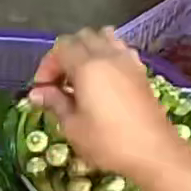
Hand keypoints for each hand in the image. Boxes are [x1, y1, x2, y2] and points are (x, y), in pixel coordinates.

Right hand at [30, 27, 190, 183]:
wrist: (153, 151)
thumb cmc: (108, 142)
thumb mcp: (73, 127)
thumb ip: (55, 103)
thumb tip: (37, 93)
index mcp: (87, 66)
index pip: (60, 49)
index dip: (47, 66)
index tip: (42, 90)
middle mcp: (108, 55)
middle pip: (81, 38)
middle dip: (65, 55)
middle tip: (59, 83)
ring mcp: (128, 61)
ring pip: (103, 38)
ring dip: (87, 51)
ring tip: (81, 77)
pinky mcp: (141, 71)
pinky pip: (120, 50)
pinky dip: (107, 55)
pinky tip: (104, 79)